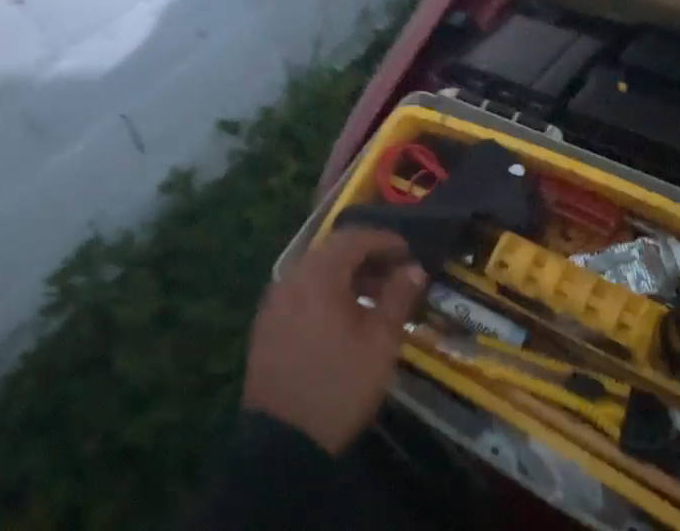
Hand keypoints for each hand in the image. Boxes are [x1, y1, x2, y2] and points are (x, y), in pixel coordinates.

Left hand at [242, 228, 425, 453]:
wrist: (283, 442)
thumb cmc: (340, 386)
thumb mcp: (380, 342)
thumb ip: (398, 297)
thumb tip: (413, 268)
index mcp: (318, 277)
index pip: (353, 238)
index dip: (384, 240)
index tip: (409, 252)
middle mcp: (290, 279)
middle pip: (331, 251)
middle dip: (366, 255)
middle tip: (395, 272)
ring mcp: (274, 302)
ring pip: (314, 271)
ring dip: (345, 274)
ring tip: (375, 295)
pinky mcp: (266, 325)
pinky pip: (300, 292)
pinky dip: (325, 291)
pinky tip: (344, 315)